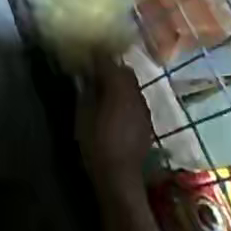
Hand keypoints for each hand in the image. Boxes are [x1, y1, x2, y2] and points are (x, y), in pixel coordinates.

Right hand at [77, 57, 153, 195]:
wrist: (120, 176)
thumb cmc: (96, 143)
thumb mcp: (83, 115)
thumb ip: (86, 91)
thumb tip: (84, 75)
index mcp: (119, 90)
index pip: (109, 63)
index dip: (96, 57)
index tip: (84, 55)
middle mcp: (136, 95)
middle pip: (125, 72)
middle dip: (110, 68)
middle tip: (93, 71)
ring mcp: (144, 109)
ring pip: (132, 86)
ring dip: (119, 83)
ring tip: (102, 89)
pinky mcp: (146, 122)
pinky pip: (135, 100)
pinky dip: (125, 97)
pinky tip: (114, 108)